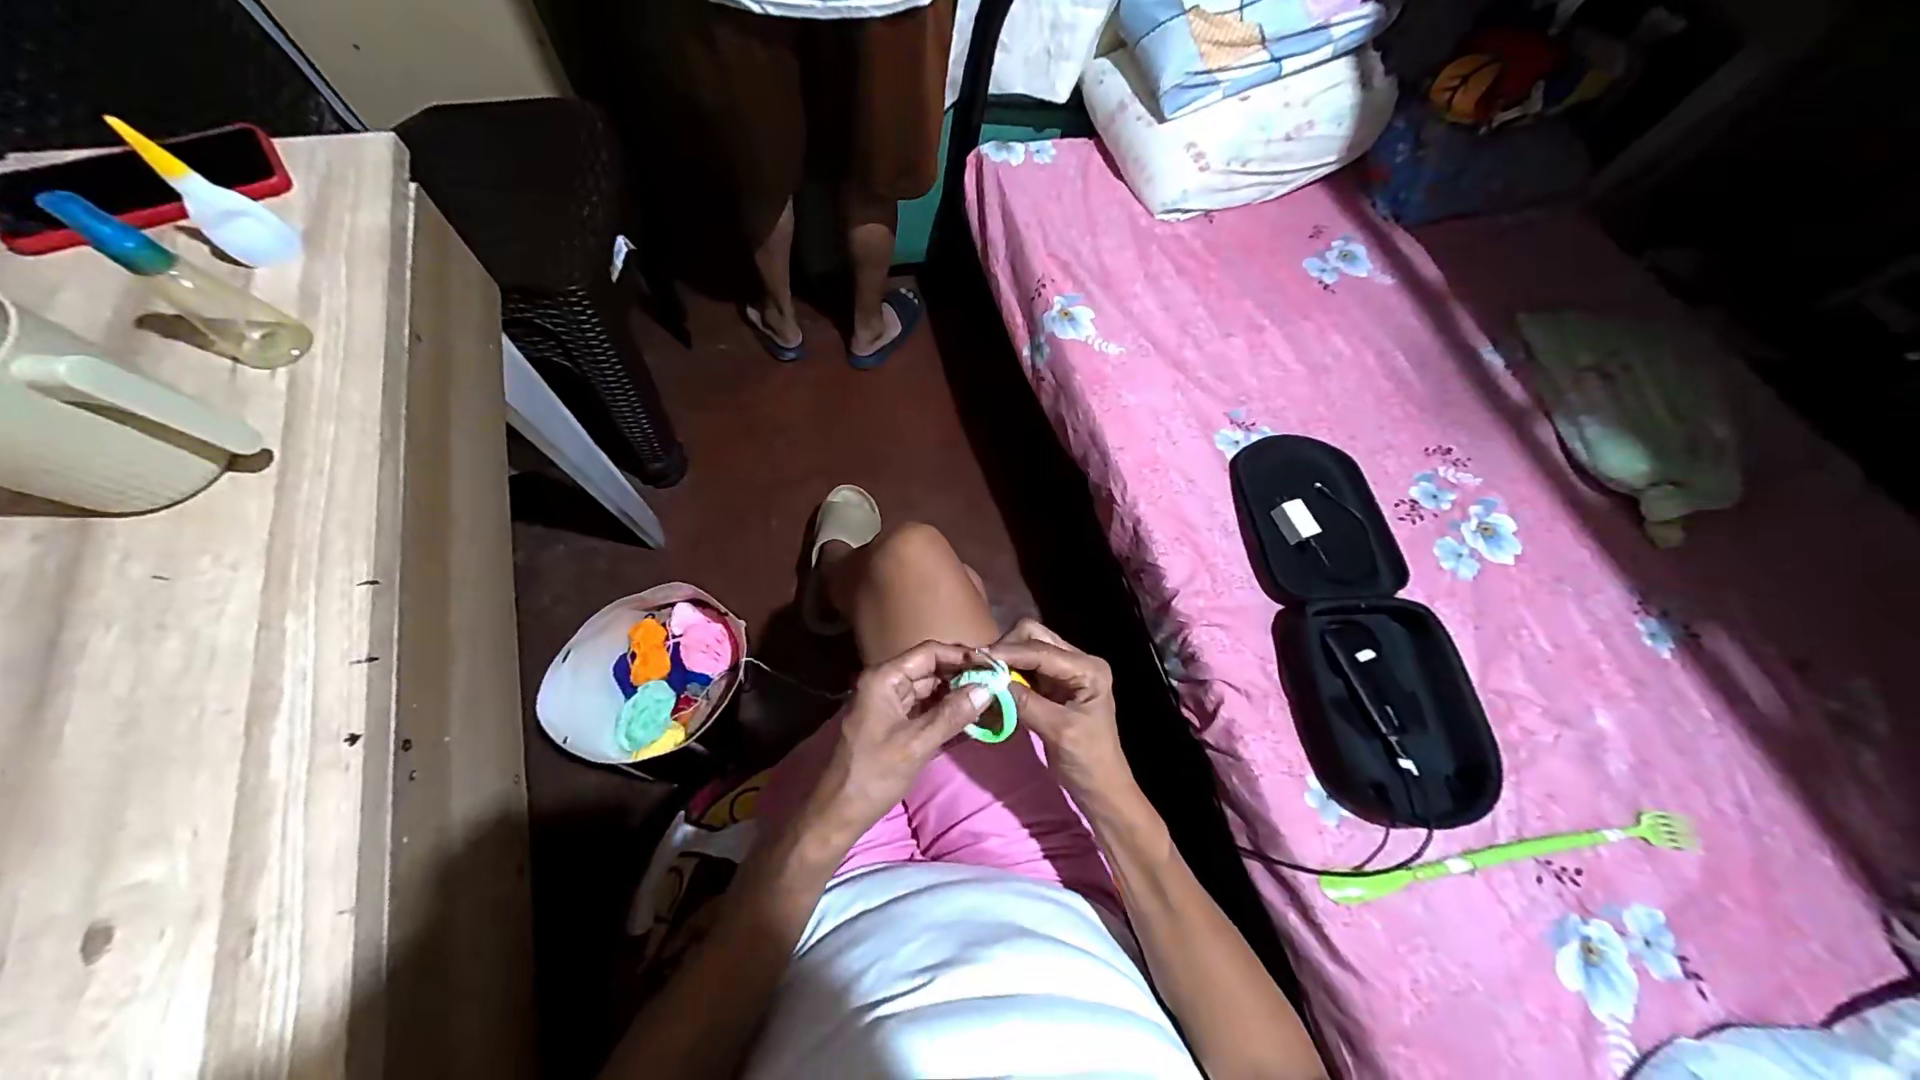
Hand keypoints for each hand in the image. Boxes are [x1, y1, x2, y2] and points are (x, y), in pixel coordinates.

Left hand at [803, 640, 993, 841]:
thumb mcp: (917, 743)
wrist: (838, 810)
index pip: (929, 652)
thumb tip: (986, 688)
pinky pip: (925, 706)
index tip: (992, 665)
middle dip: (962, 673)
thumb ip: (952, 714)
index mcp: (884, 678)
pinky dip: (946, 709)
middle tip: (995, 683)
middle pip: (930, 667)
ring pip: (929, 687)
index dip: (961, 655)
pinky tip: (970, 715)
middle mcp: (885, 682)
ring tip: (989, 697)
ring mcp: (889, 701)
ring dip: (957, 692)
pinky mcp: (893, 720)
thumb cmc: (874, 774)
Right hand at [986, 619, 1132, 799]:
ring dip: (1005, 659)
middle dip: (1006, 649)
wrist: (1100, 786)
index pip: (1041, 649)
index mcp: (1089, 668)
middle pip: (1034, 636)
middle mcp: (1078, 661)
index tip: (977, 659)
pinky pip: (1024, 667)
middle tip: (981, 668)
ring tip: (983, 675)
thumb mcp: (1057, 731)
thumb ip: (1025, 702)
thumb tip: (989, 681)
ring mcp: (1065, 670)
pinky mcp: (1052, 683)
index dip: (1008, 652)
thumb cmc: (1088, 760)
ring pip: (1027, 648)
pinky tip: (993, 683)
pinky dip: (1008, 672)